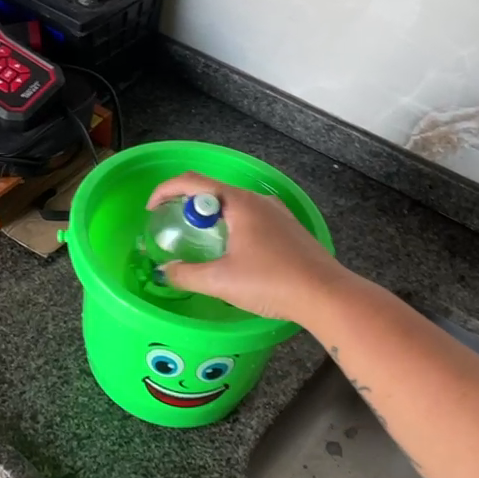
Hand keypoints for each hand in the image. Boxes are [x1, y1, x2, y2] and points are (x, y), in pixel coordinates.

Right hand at [146, 172, 353, 320]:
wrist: (326, 295)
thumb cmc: (271, 282)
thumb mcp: (220, 281)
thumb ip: (186, 275)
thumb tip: (164, 272)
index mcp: (238, 203)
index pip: (192, 181)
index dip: (165, 191)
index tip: (152, 210)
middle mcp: (257, 200)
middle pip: (212, 191)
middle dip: (186, 205)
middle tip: (173, 228)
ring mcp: (276, 213)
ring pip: (232, 205)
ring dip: (210, 217)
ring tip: (200, 242)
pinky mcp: (288, 229)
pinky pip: (250, 217)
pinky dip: (231, 226)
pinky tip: (233, 253)